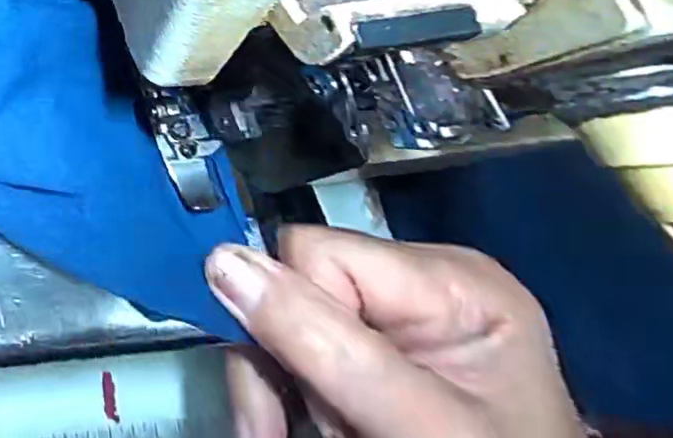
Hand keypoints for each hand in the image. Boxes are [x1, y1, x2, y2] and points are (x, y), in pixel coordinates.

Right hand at [206, 226, 584, 437]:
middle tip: (307, 430)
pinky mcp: (368, 353)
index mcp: (450, 282)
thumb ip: (329, 347)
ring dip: (268, 382)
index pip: (315, 253)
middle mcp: (416, 284)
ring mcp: (393, 320)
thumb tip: (222, 261)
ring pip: (276, 318)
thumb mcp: (423, 427)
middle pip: (289, 285)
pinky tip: (282, 426)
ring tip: (281, 432)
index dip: (297, 318)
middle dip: (280, 362)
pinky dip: (276, 392)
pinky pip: (289, 346)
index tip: (329, 402)